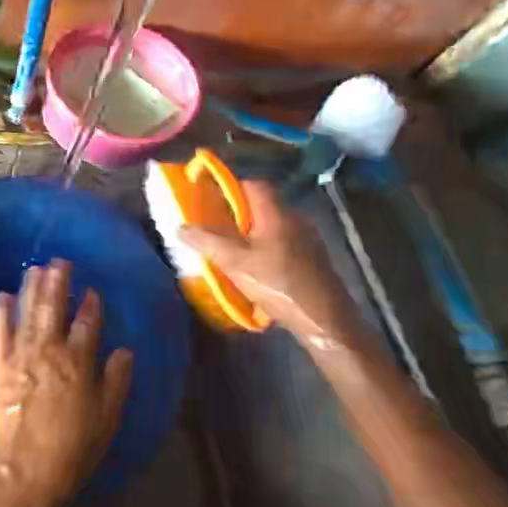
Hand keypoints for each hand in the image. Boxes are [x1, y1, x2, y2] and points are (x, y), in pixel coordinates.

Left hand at [0, 260, 132, 506]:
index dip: (91, 306)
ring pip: (28, 312)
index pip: (87, 324)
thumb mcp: (106, 418)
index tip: (92, 291)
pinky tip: (3, 295)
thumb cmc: (72, 447)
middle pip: (55, 309)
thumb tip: (125, 351)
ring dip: (32, 288)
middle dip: (58, 283)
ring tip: (35, 267)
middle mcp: (49, 350)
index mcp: (78, 362)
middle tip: (60, 261)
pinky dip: (1, 311)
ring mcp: (21, 355)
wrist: (25, 468)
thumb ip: (116, 381)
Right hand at [177, 182, 368, 354]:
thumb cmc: (278, 285)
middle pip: (263, 206)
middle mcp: (295, 220)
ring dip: (252, 234)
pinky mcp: (313, 260)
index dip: (232, 188)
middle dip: (238, 214)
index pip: (254, 185)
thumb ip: (207, 241)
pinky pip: (284, 243)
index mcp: (276, 214)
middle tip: (216, 229)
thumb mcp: (234, 263)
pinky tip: (257, 270)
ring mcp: (308, 240)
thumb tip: (182, 227)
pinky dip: (267, 249)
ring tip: (232, 252)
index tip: (211, 200)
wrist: (326, 321)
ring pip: (273, 226)